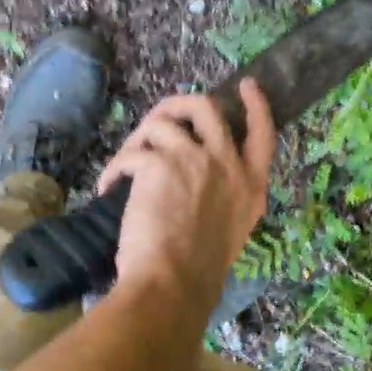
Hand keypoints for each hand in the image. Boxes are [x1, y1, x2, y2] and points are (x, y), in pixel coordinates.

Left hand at [99, 78, 276, 311]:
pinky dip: (114, 170)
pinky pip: (131, 153)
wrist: (172, 284)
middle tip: (159, 118)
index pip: (263, 135)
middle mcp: (228, 166)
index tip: (247, 86)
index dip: (256, 107)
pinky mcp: (160, 163)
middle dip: (178, 106)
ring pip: (162, 122)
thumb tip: (199, 187)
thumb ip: (224, 202)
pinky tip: (108, 189)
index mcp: (251, 188)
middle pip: (206, 109)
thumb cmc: (198, 273)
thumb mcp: (229, 234)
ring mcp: (195, 160)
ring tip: (125, 165)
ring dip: (138, 140)